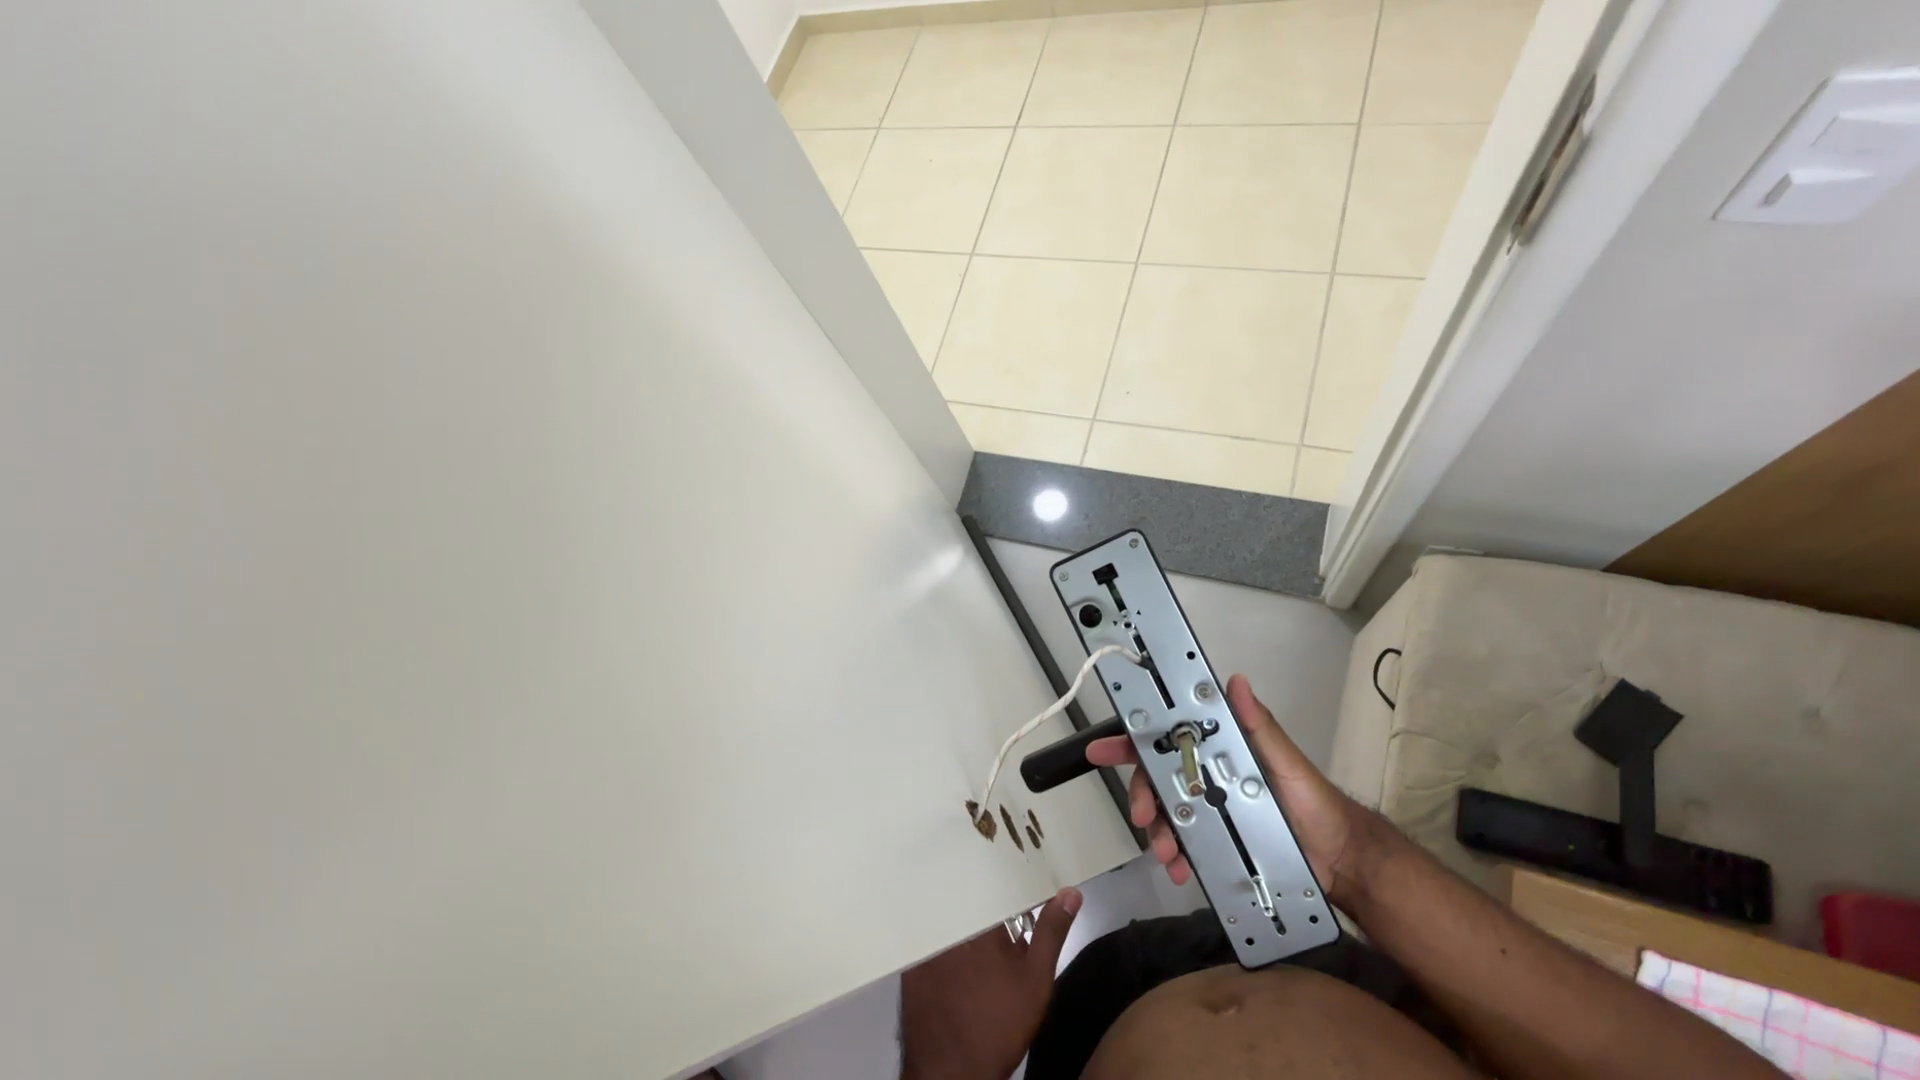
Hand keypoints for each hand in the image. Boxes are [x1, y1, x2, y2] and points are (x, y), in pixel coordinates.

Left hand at [899, 888, 1080, 1079]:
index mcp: (978, 922)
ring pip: (949, 917)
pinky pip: (929, 937)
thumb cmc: (999, 1024)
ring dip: (966, 917)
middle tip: (1005, 910)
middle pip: (969, 898)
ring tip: (983, 928)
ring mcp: (924, 945)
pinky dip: (944, 937)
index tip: (1021, 883)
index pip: (994, 885)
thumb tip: (1070, 893)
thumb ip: (1052, 932)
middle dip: (988, 898)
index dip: (1009, 882)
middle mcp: (946, 925)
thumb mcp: (1036, 979)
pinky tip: (957, 953)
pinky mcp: (910, 965)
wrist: (951, 1072)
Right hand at [1085, 674, 1387, 907]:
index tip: (1105, 748)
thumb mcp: (1288, 763)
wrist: (1342, 862)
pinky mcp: (1217, 845)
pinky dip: (1177, 857)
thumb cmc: (1317, 805)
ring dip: (1159, 832)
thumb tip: (1236, 682)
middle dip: (1142, 795)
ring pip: (1168, 816)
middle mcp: (1209, 777)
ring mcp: (1211, 812)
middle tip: (1142, 815)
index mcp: (1221, 751)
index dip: (1135, 740)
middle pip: (1158, 780)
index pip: (1170, 738)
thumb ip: (1260, 727)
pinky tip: (1181, 869)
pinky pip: (1185, 847)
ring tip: (1167, 854)